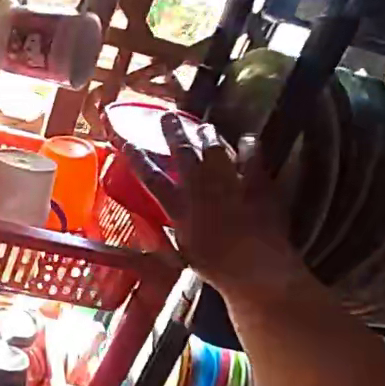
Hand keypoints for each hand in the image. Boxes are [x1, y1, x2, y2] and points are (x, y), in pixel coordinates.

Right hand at [120, 112, 305, 301]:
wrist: (256, 269)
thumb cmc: (214, 267)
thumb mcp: (182, 254)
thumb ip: (169, 235)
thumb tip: (153, 229)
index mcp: (179, 209)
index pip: (152, 179)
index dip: (138, 159)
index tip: (127, 142)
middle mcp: (201, 191)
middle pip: (184, 155)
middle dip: (174, 133)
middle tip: (168, 116)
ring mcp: (230, 185)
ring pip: (215, 151)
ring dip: (208, 136)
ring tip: (204, 125)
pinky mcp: (257, 186)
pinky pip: (252, 160)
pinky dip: (249, 147)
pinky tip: (247, 138)